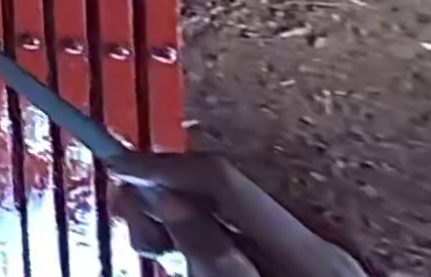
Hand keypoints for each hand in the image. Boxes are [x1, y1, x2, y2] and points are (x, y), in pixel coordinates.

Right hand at [110, 153, 367, 276]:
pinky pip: (238, 234)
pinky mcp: (304, 270)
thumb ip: (209, 255)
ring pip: (224, 212)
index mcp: (310, 253)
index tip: (112, 166)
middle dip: (165, 197)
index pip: (221, 179)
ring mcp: (316, 261)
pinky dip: (201, 236)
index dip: (160, 165)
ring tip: (158, 249)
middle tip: (137, 229)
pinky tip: (187, 259)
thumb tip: (163, 197)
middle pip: (220, 191)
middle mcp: (318, 247)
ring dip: (178, 219)